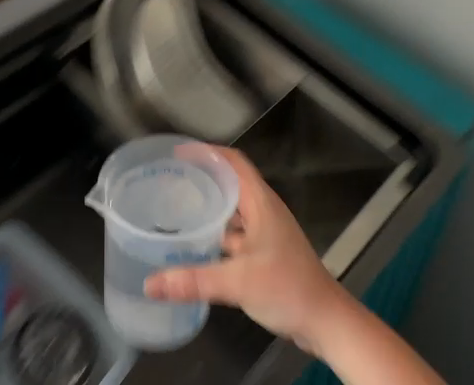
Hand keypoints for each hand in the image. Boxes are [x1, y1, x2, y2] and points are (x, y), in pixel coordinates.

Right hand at [144, 147, 356, 351]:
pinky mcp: (266, 254)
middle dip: (203, 178)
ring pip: (233, 211)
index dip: (207, 153)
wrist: (324, 320)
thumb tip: (149, 283)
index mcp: (261, 203)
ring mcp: (266, 234)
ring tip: (177, 211)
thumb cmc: (287, 288)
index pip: (234, 162)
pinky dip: (216, 235)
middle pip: (232, 183)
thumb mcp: (237, 283)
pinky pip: (236, 235)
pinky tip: (197, 248)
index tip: (178, 154)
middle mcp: (264, 212)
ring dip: (210, 208)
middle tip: (171, 182)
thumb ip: (193, 281)